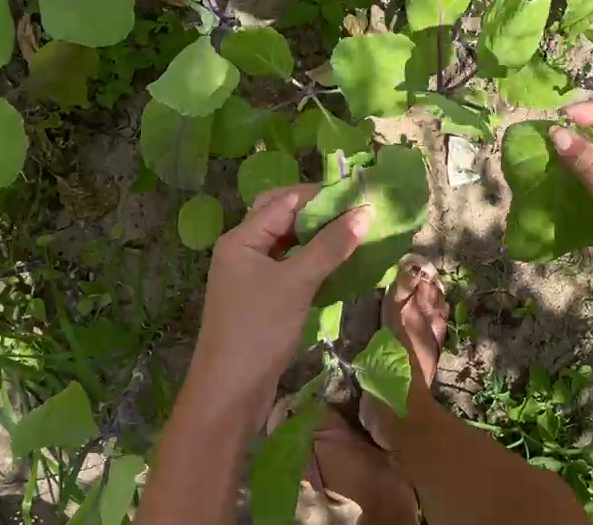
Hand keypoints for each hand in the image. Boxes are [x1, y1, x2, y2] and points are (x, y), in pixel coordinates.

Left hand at [184, 184, 369, 424]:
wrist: (228, 396)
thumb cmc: (258, 331)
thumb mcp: (297, 283)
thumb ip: (330, 246)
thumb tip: (364, 213)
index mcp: (242, 238)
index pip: (285, 200)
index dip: (322, 196)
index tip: (359, 197)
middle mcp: (242, 249)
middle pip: (283, 216)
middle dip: (319, 213)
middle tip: (355, 214)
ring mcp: (250, 275)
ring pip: (288, 242)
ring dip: (317, 237)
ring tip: (353, 235)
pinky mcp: (260, 297)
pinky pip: (289, 266)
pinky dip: (312, 260)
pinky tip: (337, 265)